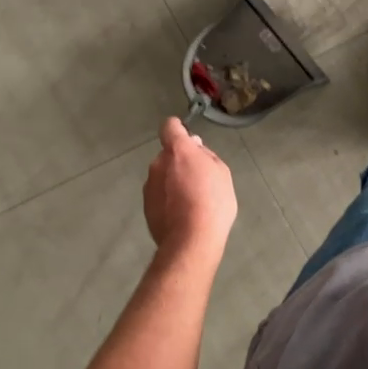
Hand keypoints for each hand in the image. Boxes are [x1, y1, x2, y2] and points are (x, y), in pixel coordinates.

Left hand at [143, 117, 236, 258]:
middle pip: (168, 155)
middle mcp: (158, 164)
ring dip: (173, 181)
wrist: (191, 241)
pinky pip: (159, 194)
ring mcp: (149, 186)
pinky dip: (168, 198)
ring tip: (191, 200)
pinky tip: (182, 213)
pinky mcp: (146, 206)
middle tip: (199, 177)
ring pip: (163, 175)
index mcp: (178, 150)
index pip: (170, 127)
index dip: (178, 129)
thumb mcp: (222, 173)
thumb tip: (195, 147)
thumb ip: (206, 155)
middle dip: (180, 161)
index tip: (187, 138)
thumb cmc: (213, 202)